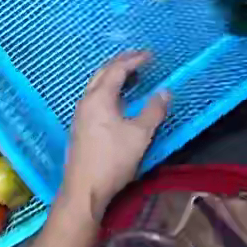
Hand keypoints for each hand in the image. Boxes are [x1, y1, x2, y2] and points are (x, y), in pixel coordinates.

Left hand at [59, 51, 171, 225]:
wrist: (84, 190)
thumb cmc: (113, 160)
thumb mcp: (140, 134)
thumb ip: (154, 110)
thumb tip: (165, 91)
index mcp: (99, 98)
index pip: (117, 69)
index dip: (134, 60)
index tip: (150, 56)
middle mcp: (86, 101)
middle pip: (103, 73)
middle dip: (122, 64)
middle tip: (140, 59)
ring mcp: (80, 115)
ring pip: (97, 86)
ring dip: (114, 77)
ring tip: (132, 77)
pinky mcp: (80, 128)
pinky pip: (95, 98)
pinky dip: (109, 90)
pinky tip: (119, 101)